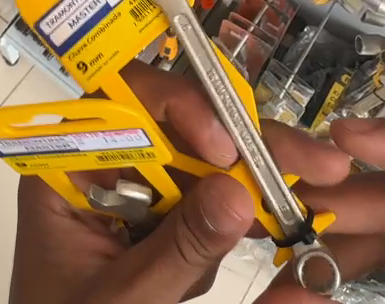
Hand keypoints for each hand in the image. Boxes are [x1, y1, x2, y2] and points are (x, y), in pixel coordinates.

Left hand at [9, 63, 352, 303]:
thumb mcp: (123, 299)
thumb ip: (178, 249)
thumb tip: (238, 192)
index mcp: (71, 169)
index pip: (120, 101)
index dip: (176, 104)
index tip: (223, 147)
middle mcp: (106, 166)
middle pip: (177, 124)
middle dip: (243, 139)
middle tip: (312, 157)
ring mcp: (137, 193)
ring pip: (201, 160)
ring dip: (255, 174)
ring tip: (314, 182)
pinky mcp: (161, 222)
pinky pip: (207, 201)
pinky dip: (244, 211)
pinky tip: (282, 217)